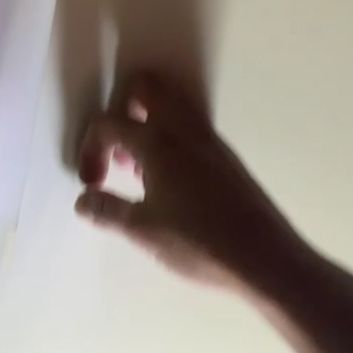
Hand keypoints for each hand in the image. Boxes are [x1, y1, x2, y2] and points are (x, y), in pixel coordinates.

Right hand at [74, 72, 307, 294]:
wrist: (270, 264)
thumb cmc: (199, 243)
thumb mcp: (142, 231)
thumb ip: (106, 211)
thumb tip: (83, 201)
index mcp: (156, 141)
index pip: (108, 122)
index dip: (90, 148)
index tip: (92, 183)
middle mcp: (183, 130)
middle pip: (146, 87)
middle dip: (122, 108)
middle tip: (116, 147)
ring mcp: (210, 142)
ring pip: (171, 107)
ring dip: (146, 126)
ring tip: (137, 171)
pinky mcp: (227, 160)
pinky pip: (188, 130)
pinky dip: (168, 142)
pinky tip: (166, 186)